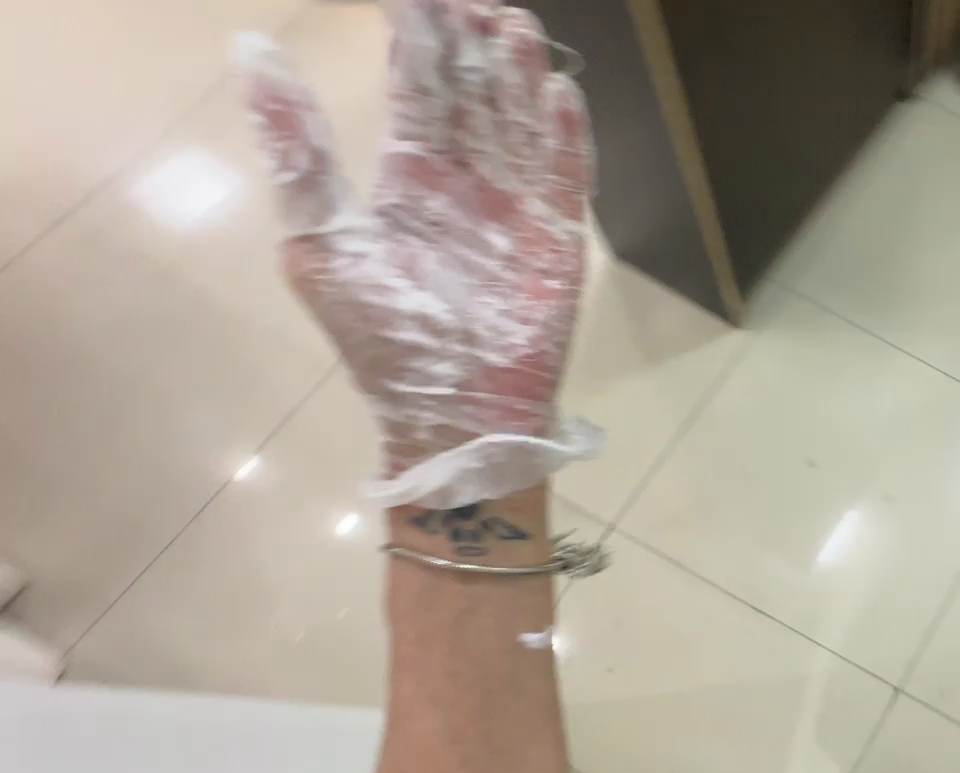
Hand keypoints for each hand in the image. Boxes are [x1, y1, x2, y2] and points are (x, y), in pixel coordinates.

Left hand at [237, 0, 599, 508]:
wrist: (457, 410)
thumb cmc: (388, 340)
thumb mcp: (322, 242)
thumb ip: (300, 153)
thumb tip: (255, 49)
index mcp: (411, 183)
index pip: (419, 95)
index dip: (419, 42)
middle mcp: (469, 190)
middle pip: (477, 103)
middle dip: (477, 49)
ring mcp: (520, 216)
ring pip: (524, 131)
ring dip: (522, 81)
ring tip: (518, 25)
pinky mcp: (560, 246)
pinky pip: (567, 184)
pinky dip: (568, 143)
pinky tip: (562, 95)